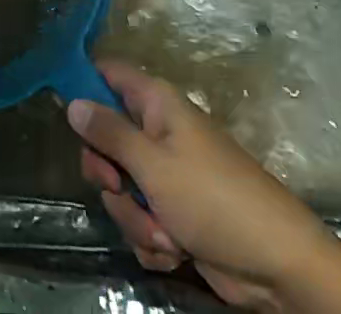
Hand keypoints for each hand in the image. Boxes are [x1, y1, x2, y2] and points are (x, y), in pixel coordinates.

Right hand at [69, 62, 340, 306]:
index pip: (109, 73)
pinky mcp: (173, 214)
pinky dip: (151, 238)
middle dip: (107, 174)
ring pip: (120, 188)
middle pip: (105, 139)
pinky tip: (173, 249)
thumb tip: (72, 102)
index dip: (83, 83)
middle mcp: (158, 133)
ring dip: (133, 217)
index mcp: (157, 105)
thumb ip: (108, 133)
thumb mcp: (152, 164)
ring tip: (164, 232)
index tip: (62, 108)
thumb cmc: (214, 200)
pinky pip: (139, 219)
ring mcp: (166, 175)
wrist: (278, 268)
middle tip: (118, 185)